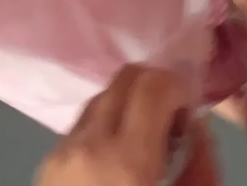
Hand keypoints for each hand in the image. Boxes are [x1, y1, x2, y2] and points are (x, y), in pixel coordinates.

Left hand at [36, 65, 219, 185]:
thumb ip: (201, 169)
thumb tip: (198, 128)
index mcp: (126, 159)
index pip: (152, 84)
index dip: (177, 84)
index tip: (189, 105)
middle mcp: (88, 143)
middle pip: (126, 77)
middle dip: (156, 86)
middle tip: (173, 119)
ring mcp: (61, 149)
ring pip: (102, 96)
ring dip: (130, 106)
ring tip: (146, 142)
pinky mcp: (45, 161)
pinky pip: (82, 124)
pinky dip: (105, 127)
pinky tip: (116, 160)